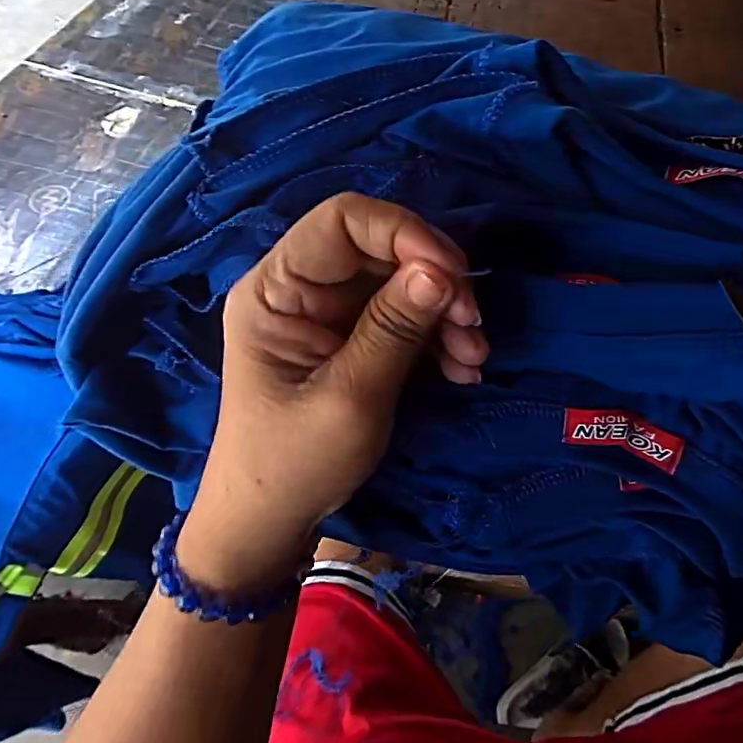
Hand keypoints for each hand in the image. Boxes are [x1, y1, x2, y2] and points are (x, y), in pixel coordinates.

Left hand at [177, 194, 487, 594]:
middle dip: (435, 280)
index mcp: (276, 289)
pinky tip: (461, 369)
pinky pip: (403, 316)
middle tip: (472, 328)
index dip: (404, 233)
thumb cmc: (294, 465)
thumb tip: (441, 270)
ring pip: (400, 282)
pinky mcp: (351, 338)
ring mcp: (327, 313)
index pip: (342, 221)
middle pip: (380, 250)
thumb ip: (393, 329)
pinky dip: (437, 336)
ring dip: (445, 314)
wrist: (270, 522)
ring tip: (472, 359)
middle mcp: (300, 288)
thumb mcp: (350, 398)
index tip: (453, 274)